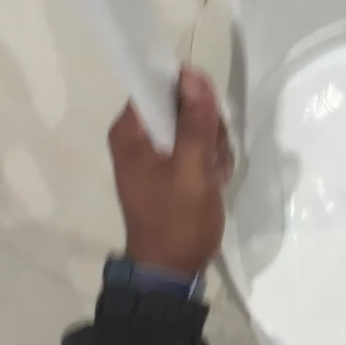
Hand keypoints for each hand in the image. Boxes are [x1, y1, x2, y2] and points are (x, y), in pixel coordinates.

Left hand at [108, 67, 232, 276]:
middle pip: (182, 105)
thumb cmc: (177, 220)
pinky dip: (213, 162)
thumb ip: (195, 122)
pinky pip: (200, 148)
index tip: (208, 121)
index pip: (158, 85)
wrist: (173, 270)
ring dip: (214, 148)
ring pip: (197, 127)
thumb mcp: (191, 170)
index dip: (189, 93)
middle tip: (210, 159)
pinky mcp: (174, 168)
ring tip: (213, 177)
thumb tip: (193, 74)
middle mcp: (139, 137)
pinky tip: (214, 182)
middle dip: (207, 129)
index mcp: (131, 131)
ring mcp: (157, 153)